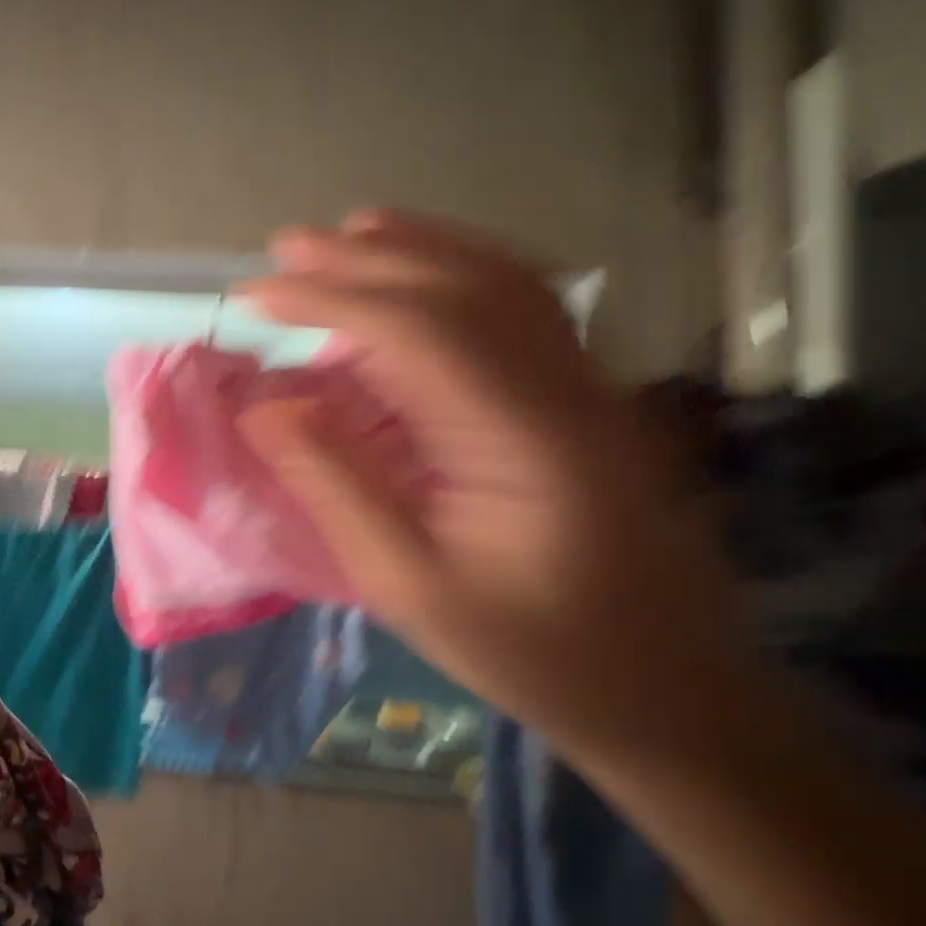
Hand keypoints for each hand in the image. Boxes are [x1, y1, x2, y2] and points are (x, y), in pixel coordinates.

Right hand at [234, 210, 741, 757]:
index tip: (254, 296)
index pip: (419, 330)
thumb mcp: (408, 584)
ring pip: (506, 284)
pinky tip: (426, 274)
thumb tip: (264, 405)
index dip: (330, 300)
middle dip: (366, 259)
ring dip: (420, 248)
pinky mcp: (590, 400)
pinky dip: (466, 273)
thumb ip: (334, 485)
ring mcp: (590, 389)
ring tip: (347, 233)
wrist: (670, 692)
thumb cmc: (530, 650)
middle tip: (284, 248)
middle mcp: (567, 391)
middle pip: (464, 288)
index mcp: (522, 440)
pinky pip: (527, 310)